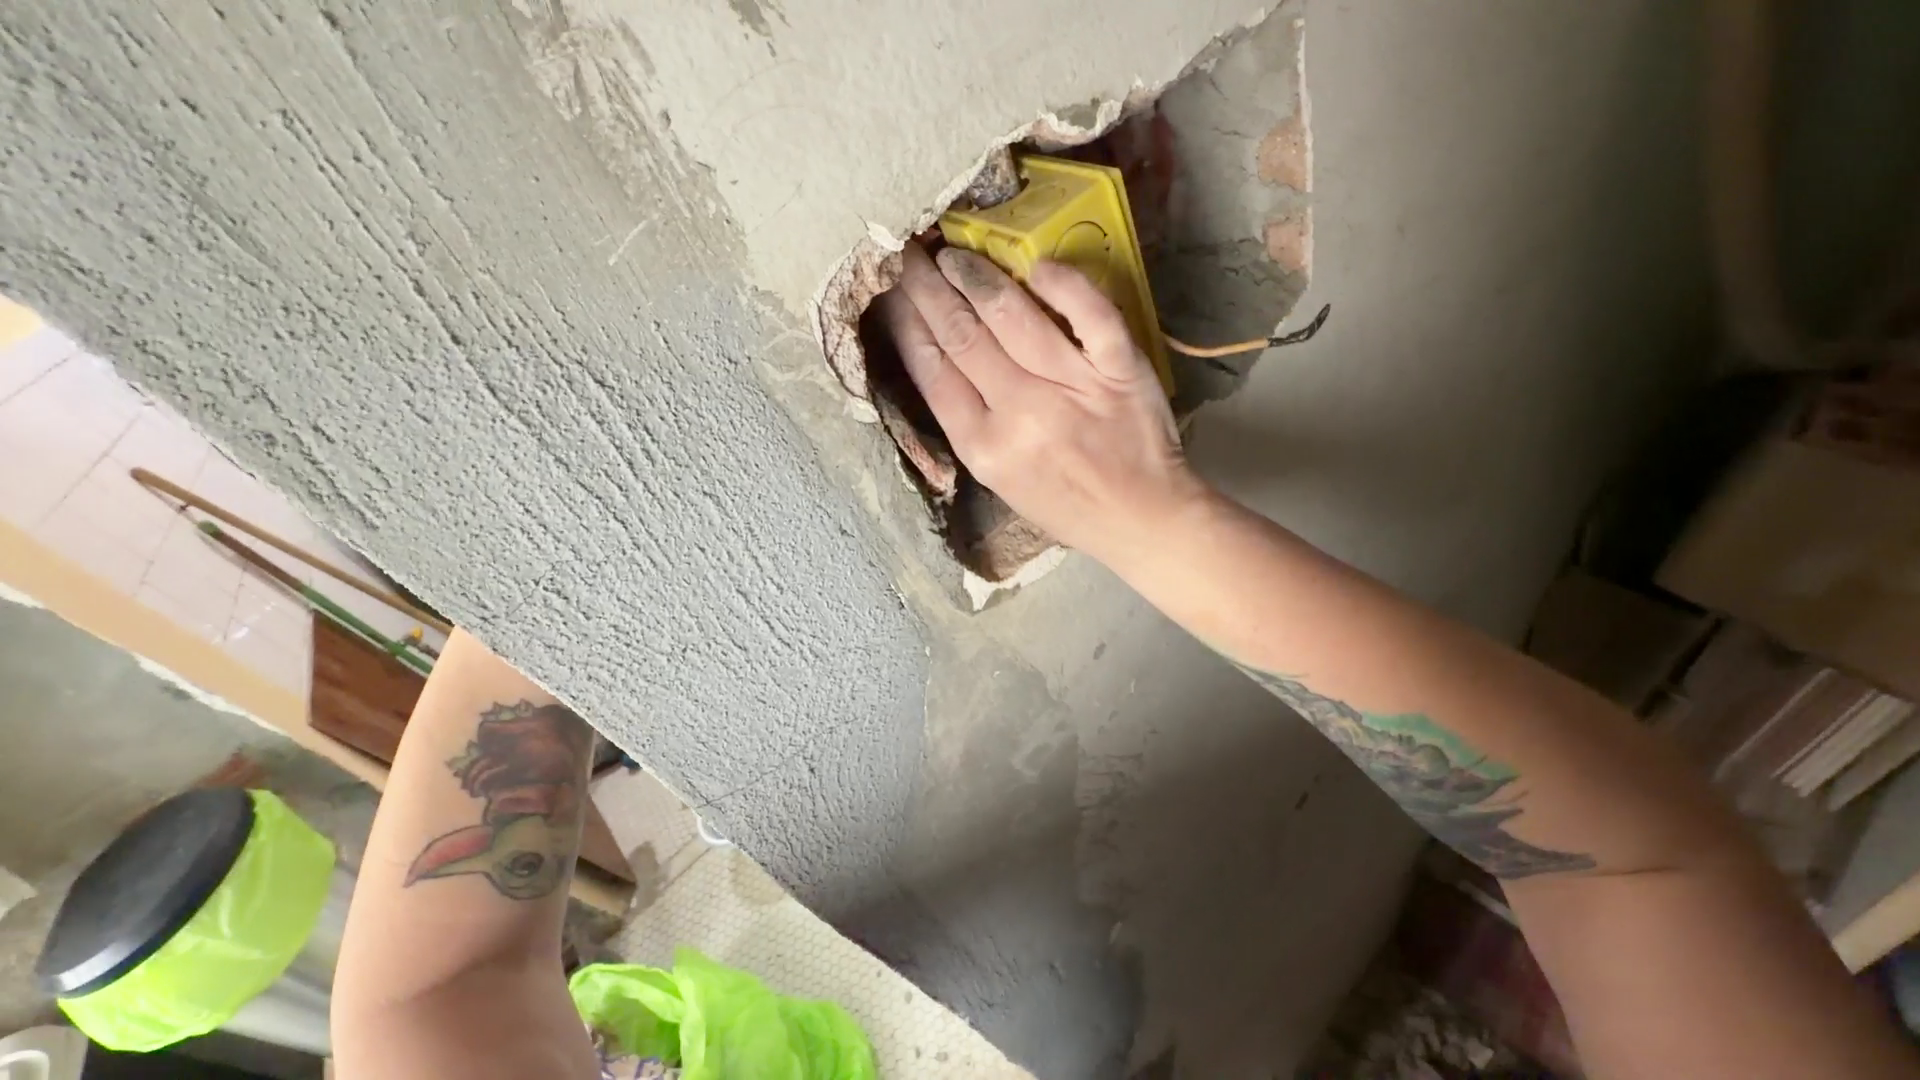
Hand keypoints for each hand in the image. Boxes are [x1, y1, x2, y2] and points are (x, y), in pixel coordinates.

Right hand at [878, 243, 1208, 566]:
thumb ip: (968, 422)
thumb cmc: (1065, 503)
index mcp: (984, 448)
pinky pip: (1088, 313)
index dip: (908, 323)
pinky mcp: (1119, 368)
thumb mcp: (999, 479)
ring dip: (977, 277)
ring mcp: (1072, 386)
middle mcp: (1022, 413)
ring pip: (1012, 316)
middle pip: (963, 336)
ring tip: (954, 253)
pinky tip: (1035, 264)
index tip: (893, 291)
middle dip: (929, 288)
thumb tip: (935, 357)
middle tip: (909, 253)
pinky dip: (1062, 284)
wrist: (1140, 518)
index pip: (933, 371)